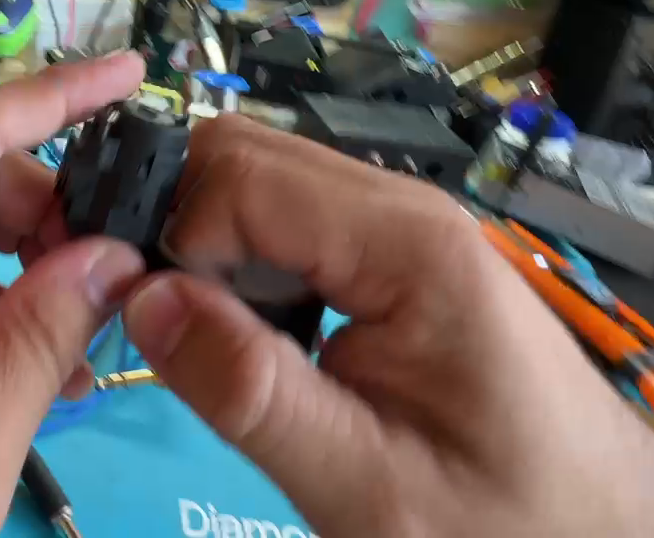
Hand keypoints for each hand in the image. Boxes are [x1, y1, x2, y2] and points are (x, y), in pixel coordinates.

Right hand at [117, 115, 653, 536]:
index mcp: (404, 241)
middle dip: (179, 222)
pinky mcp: (382, 245)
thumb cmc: (514, 529)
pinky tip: (257, 324)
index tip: (162, 321)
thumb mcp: (373, 493)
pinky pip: (277, 213)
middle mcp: (395, 202)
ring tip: (217, 330)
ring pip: (250, 176)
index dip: (178, 237)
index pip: (239, 177)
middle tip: (176, 319)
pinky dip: (236, 254)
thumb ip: (250, 393)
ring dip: (205, 240)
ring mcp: (390, 218)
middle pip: (239, 154)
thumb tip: (139, 295)